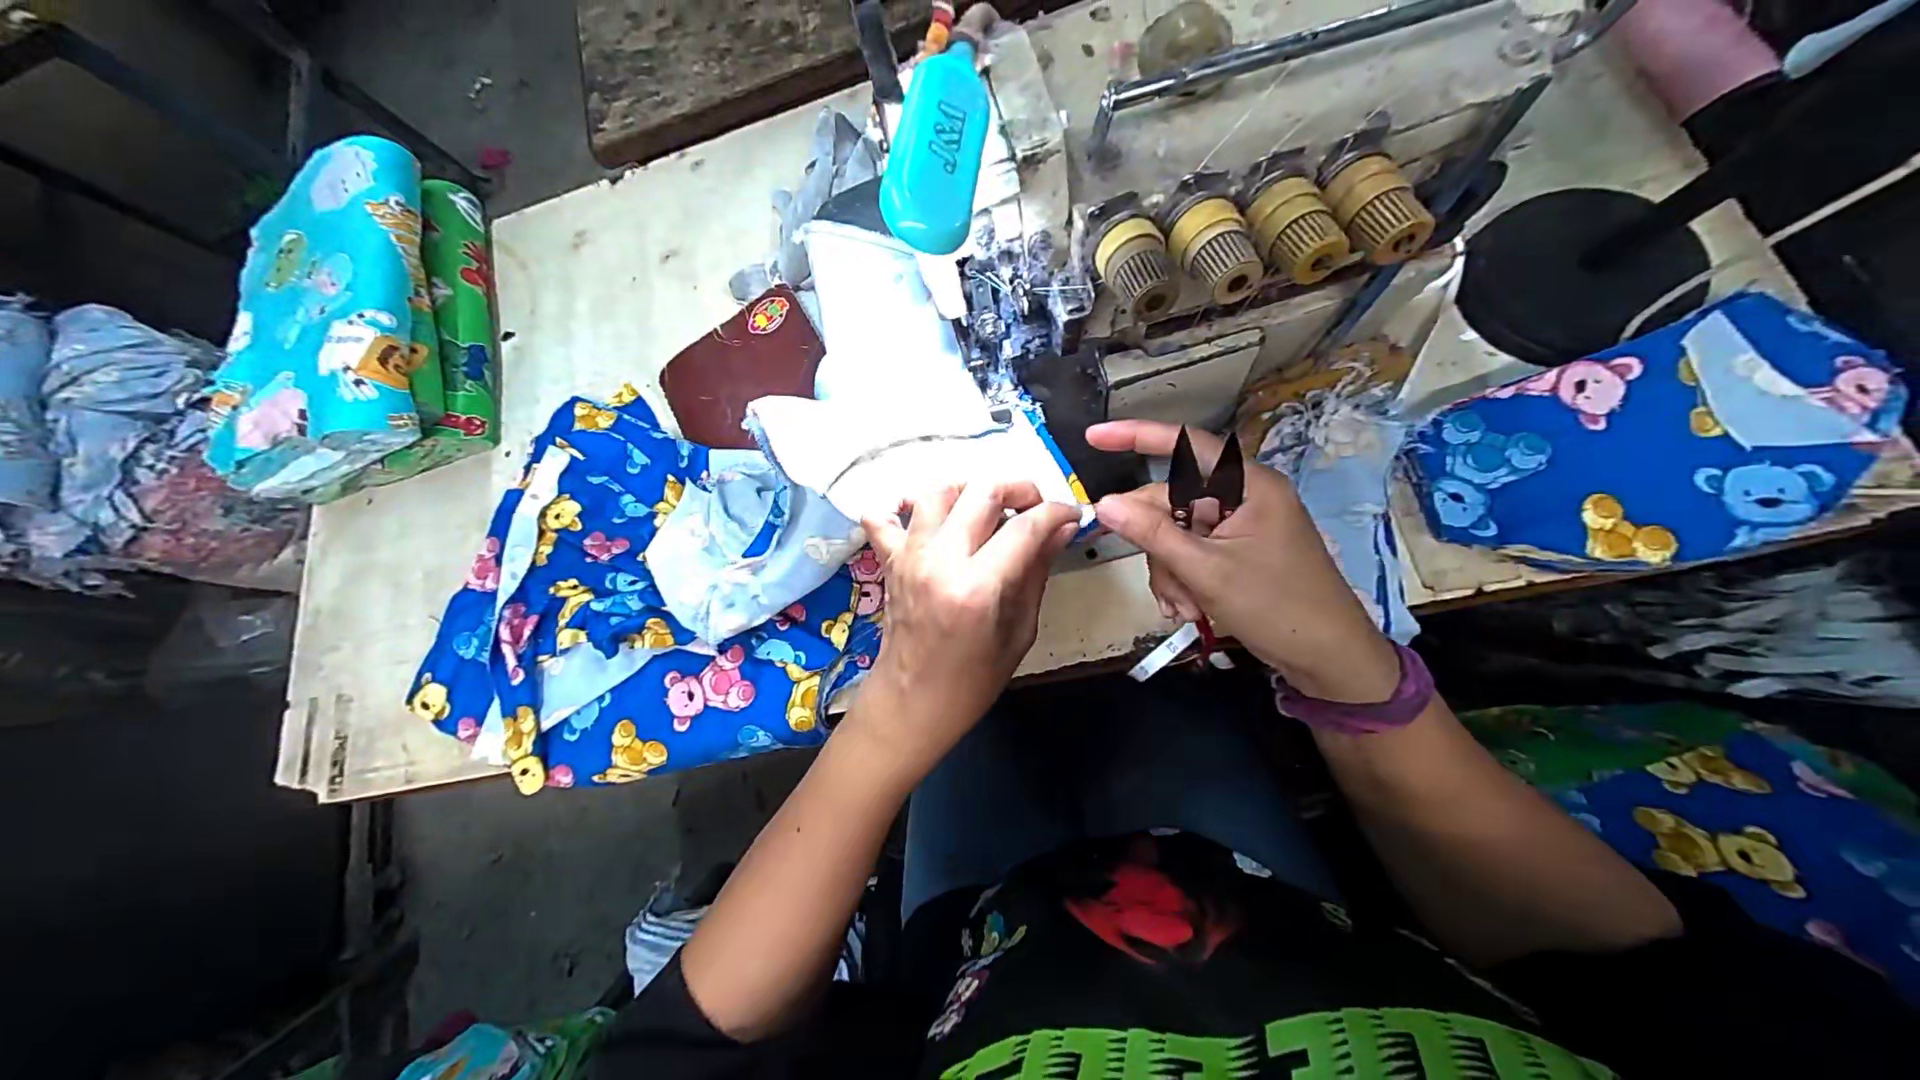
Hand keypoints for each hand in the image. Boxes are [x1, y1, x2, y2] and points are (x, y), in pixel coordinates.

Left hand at [848, 481, 1079, 783]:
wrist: (911, 703)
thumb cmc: (971, 680)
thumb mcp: (1019, 632)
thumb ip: (1037, 573)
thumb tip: (1061, 530)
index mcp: (976, 588)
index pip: (1025, 527)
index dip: (1056, 512)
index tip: (1071, 514)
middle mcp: (939, 561)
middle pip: (981, 491)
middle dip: (1018, 488)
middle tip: (1035, 506)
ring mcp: (909, 556)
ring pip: (938, 491)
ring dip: (970, 490)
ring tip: (989, 509)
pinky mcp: (890, 560)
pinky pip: (884, 516)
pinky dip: (904, 506)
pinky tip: (929, 517)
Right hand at [1085, 419, 1400, 702]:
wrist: (1328, 657)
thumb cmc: (1276, 607)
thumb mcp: (1206, 570)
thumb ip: (1152, 533)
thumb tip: (1104, 503)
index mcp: (1247, 485)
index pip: (1185, 445)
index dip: (1135, 435)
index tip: (1094, 436)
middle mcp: (1242, 496)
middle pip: (1172, 501)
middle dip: (1159, 546)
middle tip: (1166, 588)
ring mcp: (1239, 524)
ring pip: (1175, 532)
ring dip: (1170, 571)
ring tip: (1186, 608)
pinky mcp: (1236, 550)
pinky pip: (1190, 551)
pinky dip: (1182, 579)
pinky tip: (1190, 608)